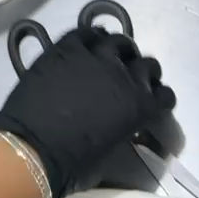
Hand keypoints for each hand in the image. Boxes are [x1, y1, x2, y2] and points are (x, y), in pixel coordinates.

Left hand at [0, 26, 176, 197]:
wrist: (33, 148)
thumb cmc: (76, 163)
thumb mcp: (115, 156)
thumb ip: (130, 136)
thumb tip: (134, 134)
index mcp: (141, 106)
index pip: (165, 96)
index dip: (161, 100)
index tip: (155, 105)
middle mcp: (125, 76)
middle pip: (148, 65)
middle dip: (146, 75)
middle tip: (135, 82)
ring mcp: (96, 57)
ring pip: (120, 42)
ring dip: (122, 52)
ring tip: (114, 59)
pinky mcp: (67, 48)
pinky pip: (86, 33)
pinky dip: (93, 39)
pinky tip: (90, 46)